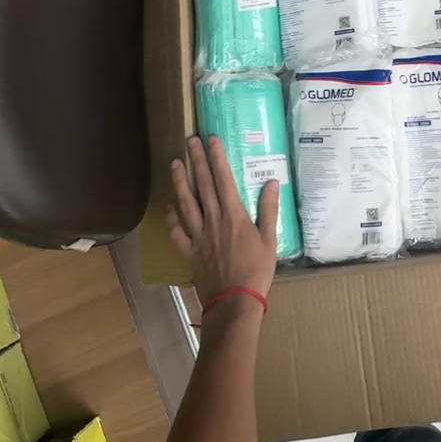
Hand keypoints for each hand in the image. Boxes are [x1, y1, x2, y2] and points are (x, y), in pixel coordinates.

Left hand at [168, 136, 277, 305]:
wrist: (234, 301)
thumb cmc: (257, 271)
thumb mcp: (269, 239)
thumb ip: (269, 209)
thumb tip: (272, 182)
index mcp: (233, 216)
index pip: (223, 179)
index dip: (216, 158)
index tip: (211, 139)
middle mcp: (212, 220)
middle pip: (202, 185)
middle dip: (195, 160)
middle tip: (189, 140)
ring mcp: (197, 236)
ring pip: (185, 203)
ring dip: (179, 181)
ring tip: (174, 163)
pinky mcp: (189, 251)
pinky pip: (176, 231)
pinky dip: (171, 216)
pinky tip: (168, 205)